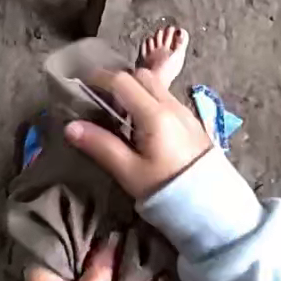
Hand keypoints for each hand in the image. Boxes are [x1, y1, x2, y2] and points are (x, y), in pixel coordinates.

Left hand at [23, 235, 115, 280]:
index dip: (82, 226)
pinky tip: (105, 261)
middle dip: (88, 240)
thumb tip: (114, 236)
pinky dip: (87, 268)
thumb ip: (101, 267)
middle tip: (114, 227)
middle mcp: (39, 272)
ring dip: (89, 255)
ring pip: (72, 260)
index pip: (60, 235)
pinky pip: (74, 273)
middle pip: (66, 247)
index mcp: (39, 268)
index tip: (105, 218)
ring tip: (113, 240)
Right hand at [64, 68, 213, 200]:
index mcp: (154, 114)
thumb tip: (71, 127)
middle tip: (104, 100)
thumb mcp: (128, 171)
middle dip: (121, 81)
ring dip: (137, 90)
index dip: (100, 78)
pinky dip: (150, 101)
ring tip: (122, 114)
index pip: (123, 81)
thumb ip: (101, 145)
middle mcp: (171, 106)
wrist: (209, 204)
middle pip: (143, 76)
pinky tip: (143, 125)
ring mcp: (184, 112)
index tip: (83, 83)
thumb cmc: (165, 188)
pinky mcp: (192, 122)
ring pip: (157, 86)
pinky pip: (167, 99)